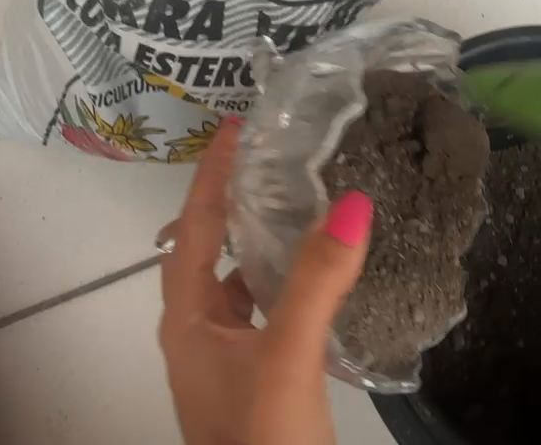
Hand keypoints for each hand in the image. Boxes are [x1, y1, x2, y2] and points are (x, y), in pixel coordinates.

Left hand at [159, 120, 373, 444]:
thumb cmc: (261, 441)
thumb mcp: (289, 358)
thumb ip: (318, 281)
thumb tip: (353, 201)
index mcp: (188, 320)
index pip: (193, 226)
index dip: (212, 174)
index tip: (235, 127)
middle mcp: (199, 333)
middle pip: (209, 248)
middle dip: (236, 199)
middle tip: (275, 156)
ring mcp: (227, 358)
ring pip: (239, 279)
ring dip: (261, 238)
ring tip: (302, 198)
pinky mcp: (255, 377)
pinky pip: (265, 307)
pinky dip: (285, 278)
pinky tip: (320, 271)